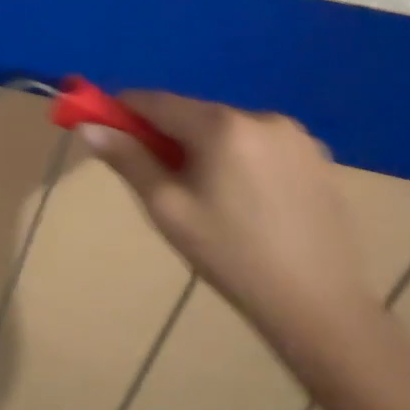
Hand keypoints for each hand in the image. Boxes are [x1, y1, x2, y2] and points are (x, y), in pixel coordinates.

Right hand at [77, 92, 376, 333]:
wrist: (322, 309)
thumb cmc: (232, 256)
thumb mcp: (166, 208)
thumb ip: (127, 159)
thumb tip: (88, 126)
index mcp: (221, 125)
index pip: (154, 100)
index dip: (122, 111)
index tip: (104, 131)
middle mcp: (261, 117)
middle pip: (192, 114)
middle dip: (167, 136)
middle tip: (159, 179)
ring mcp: (297, 137)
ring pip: (226, 129)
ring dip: (205, 148)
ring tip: (208, 197)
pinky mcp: (320, 160)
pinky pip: (260, 146)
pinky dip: (240, 160)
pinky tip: (246, 202)